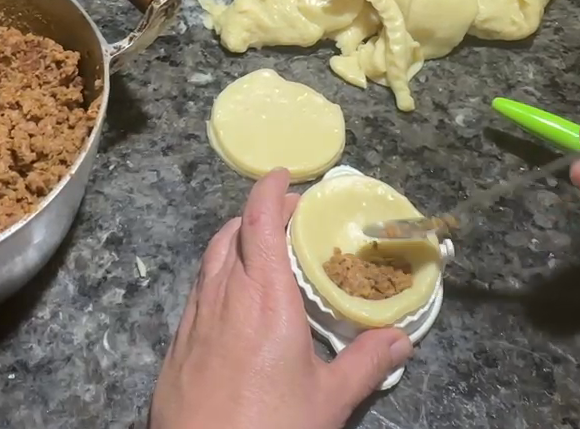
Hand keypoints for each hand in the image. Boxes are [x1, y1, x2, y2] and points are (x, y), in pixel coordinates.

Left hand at [150, 169, 413, 428]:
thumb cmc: (270, 427)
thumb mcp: (328, 400)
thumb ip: (366, 364)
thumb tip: (401, 339)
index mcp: (264, 295)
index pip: (259, 218)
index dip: (270, 188)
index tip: (285, 176)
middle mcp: (225, 291)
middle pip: (235, 228)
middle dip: (259, 212)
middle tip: (286, 217)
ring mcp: (196, 312)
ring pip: (213, 253)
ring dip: (237, 237)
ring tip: (261, 247)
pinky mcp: (178, 335)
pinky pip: (199, 285)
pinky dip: (219, 270)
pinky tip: (234, 295)